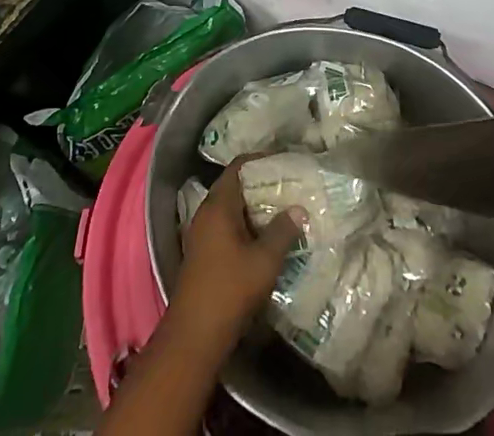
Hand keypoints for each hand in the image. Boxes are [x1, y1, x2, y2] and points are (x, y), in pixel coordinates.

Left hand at [172, 156, 305, 343]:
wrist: (196, 332)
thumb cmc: (231, 288)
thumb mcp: (265, 260)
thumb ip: (282, 231)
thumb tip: (298, 209)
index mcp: (217, 206)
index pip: (237, 167)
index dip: (259, 160)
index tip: (284, 161)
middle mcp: (205, 213)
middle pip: (233, 187)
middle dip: (260, 185)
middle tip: (288, 186)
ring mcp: (201, 234)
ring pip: (230, 209)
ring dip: (253, 208)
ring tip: (282, 210)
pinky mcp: (202, 252)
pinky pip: (226, 227)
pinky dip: (245, 225)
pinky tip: (265, 237)